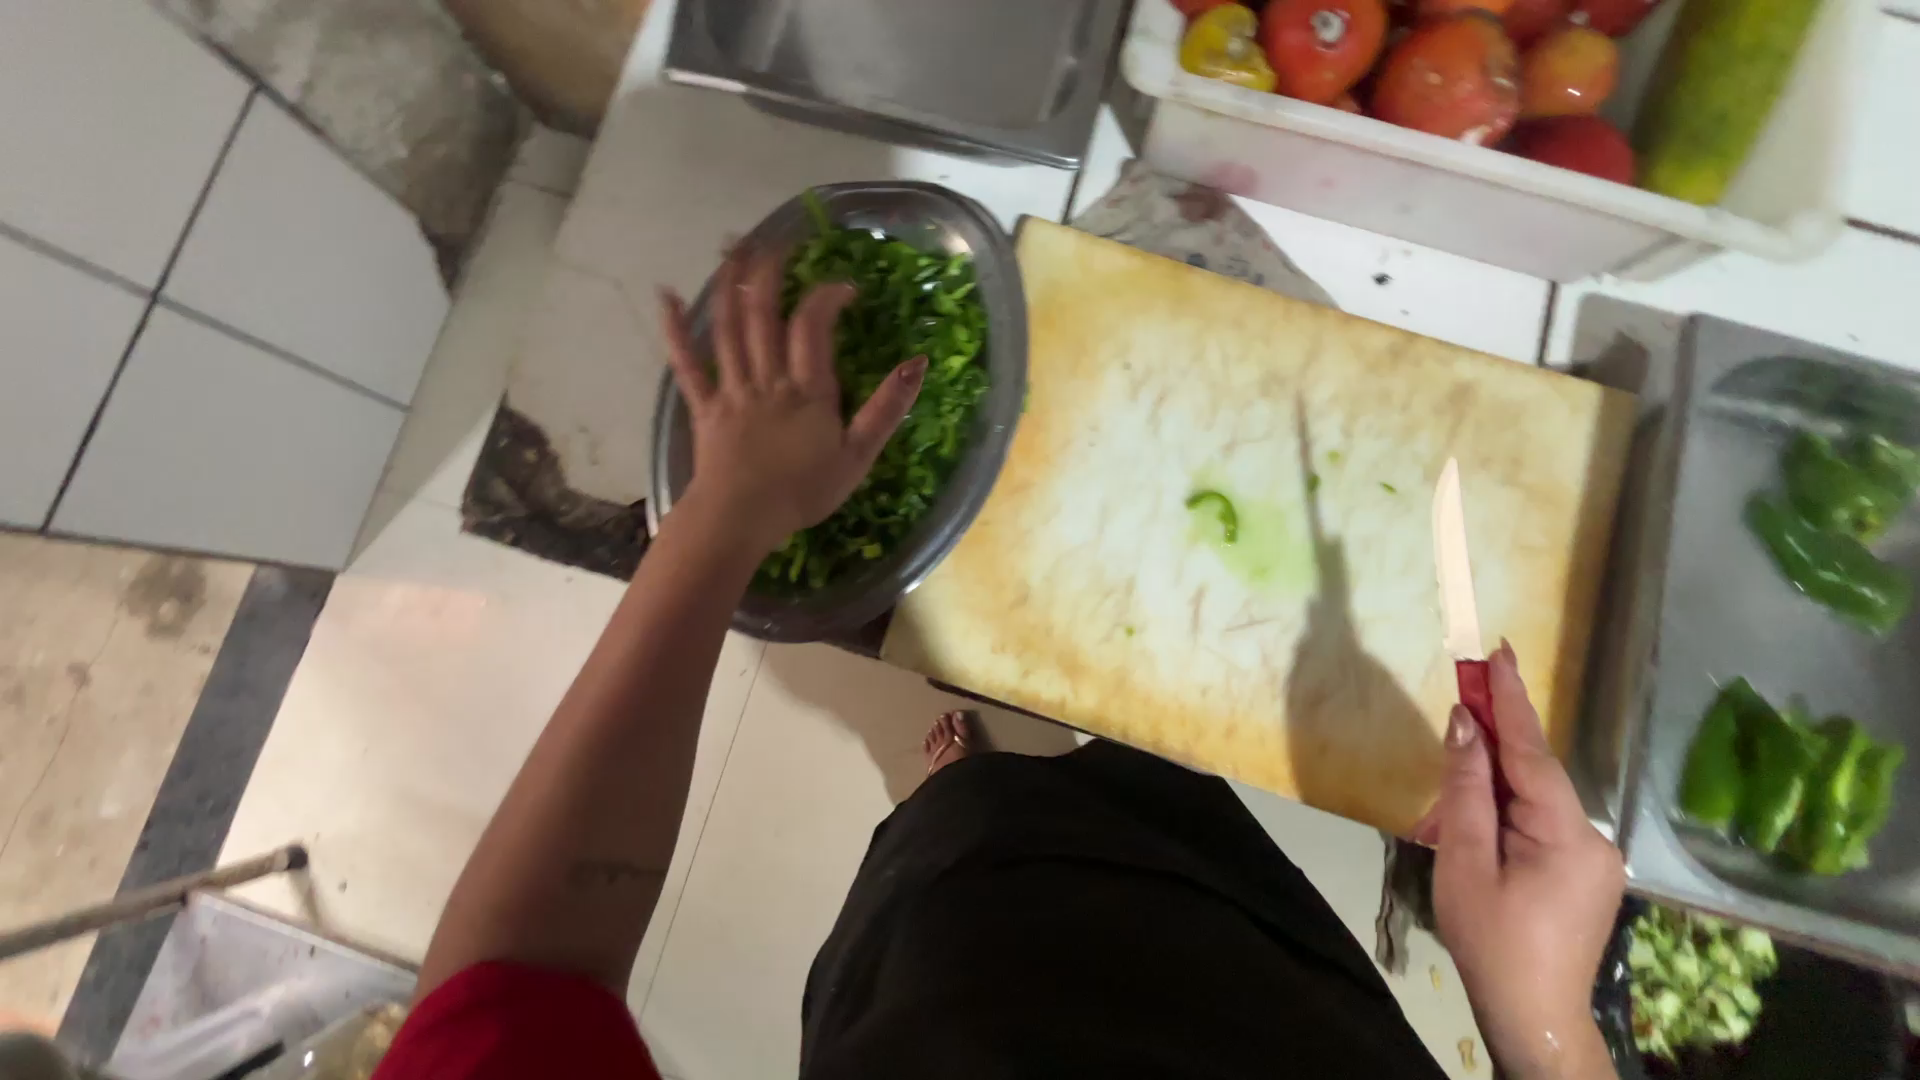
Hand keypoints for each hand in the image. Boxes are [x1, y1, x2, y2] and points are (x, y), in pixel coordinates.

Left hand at [659, 245, 925, 554]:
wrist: (740, 521)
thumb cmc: (803, 493)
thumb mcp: (858, 456)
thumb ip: (886, 409)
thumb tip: (918, 363)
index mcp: (807, 390)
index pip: (813, 324)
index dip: (827, 295)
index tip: (845, 287)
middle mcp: (766, 378)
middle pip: (764, 312)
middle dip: (771, 270)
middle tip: (777, 236)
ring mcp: (730, 390)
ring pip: (727, 326)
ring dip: (729, 282)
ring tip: (732, 246)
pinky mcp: (703, 407)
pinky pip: (687, 364)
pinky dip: (676, 330)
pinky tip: (665, 297)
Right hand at [1426, 643, 1623, 1079]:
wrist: (1532, 1013)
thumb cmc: (1490, 936)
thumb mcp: (1464, 858)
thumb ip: (1465, 788)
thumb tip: (1464, 725)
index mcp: (1567, 833)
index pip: (1532, 751)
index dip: (1511, 700)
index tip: (1498, 652)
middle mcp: (1592, 837)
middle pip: (1531, 773)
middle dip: (1487, 748)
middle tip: (1457, 714)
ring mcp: (1591, 855)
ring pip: (1529, 798)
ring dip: (1485, 789)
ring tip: (1445, 813)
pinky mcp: (1581, 869)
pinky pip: (1534, 821)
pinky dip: (1499, 809)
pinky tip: (1472, 829)